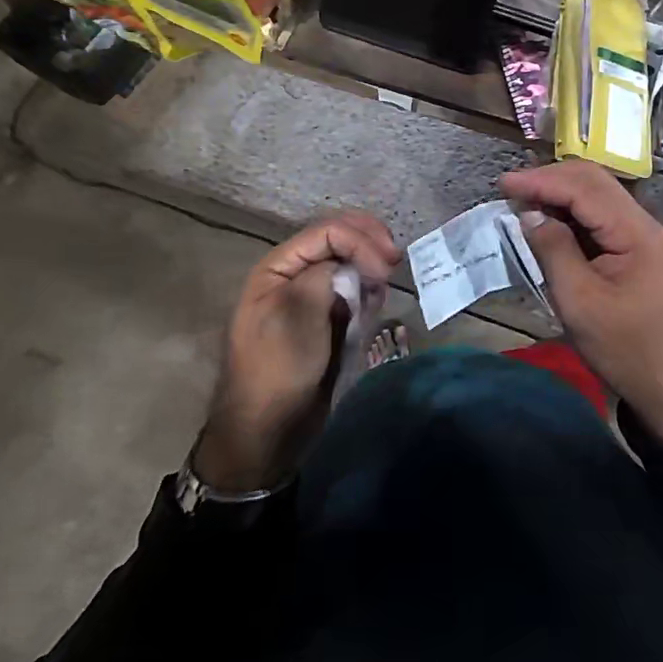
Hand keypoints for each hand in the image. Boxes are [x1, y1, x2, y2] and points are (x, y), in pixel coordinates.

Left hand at [194, 212, 400, 490]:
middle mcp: (295, 274)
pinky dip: (368, 290)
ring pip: (349, 263)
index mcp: (278, 267)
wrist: (269, 429)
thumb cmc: (277, 370)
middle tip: (394, 261)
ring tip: (384, 281)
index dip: (359, 241)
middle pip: (337, 239)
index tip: (386, 267)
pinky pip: (352, 291)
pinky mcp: (326, 317)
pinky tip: (376, 298)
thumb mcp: (297, 317)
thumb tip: (351, 266)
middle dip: (368, 243)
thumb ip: (324, 277)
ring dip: (370, 266)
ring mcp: (312, 295)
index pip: (326, 232)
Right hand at [500, 161, 662, 448]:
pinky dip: (570, 212)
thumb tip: (529, 214)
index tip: (502, 183)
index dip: (541, 181)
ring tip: (522, 201)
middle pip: (594, 181)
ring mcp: (640, 236)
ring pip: (597, 195)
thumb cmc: (623, 348)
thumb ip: (554, 250)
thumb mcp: (579, 302)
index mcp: (635, 232)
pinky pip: (599, 217)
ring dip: (559, 193)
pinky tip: (547, 220)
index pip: (584, 188)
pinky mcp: (634, 250)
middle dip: (550, 179)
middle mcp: (642, 223)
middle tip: (510, 189)